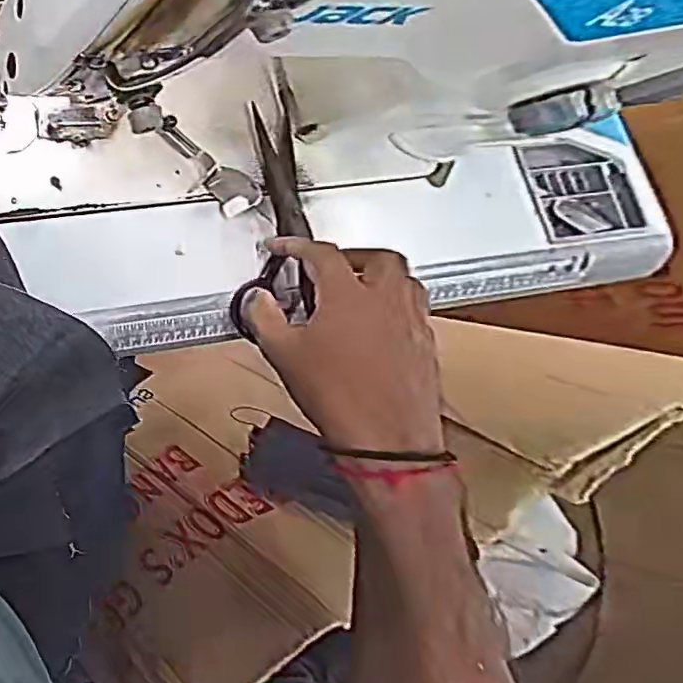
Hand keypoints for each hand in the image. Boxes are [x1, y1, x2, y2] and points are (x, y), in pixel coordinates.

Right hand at [243, 238, 442, 455]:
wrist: (385, 436)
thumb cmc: (338, 395)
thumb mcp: (281, 351)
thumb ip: (263, 316)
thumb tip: (258, 299)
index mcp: (349, 296)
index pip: (324, 254)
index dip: (297, 246)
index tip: (283, 248)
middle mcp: (387, 302)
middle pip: (378, 257)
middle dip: (349, 254)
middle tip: (326, 263)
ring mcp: (412, 322)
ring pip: (404, 280)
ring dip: (376, 275)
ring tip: (352, 288)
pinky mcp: (424, 344)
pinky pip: (413, 307)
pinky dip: (391, 302)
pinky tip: (371, 321)